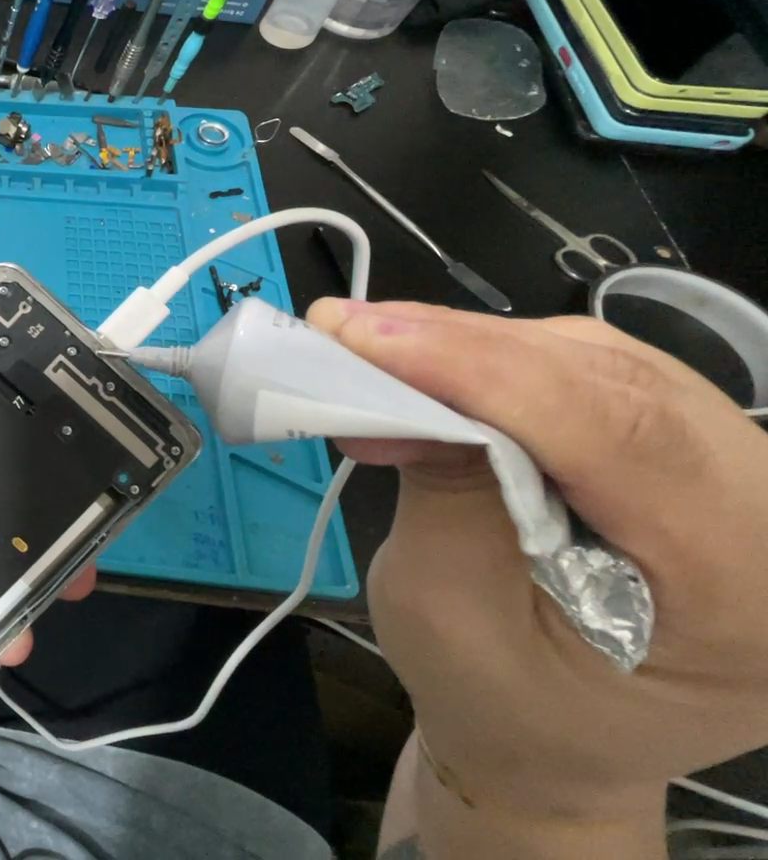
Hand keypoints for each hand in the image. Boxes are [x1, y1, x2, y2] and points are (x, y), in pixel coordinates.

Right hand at [307, 299, 767, 819]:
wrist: (550, 741)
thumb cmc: (495, 700)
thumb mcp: (447, 613)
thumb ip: (443, 498)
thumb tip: (396, 389)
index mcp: (741, 592)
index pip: (623, 438)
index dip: (485, 372)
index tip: (358, 335)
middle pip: (620, 386)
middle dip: (466, 348)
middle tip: (343, 331)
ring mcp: (742, 478)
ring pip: (606, 364)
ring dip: (473, 345)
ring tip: (369, 346)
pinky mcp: (687, 452)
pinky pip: (594, 373)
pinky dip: (495, 357)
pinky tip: (428, 361)